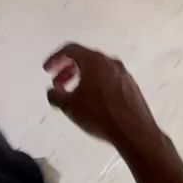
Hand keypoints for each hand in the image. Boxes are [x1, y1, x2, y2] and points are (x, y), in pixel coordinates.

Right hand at [43, 43, 169, 155]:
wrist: (135, 133)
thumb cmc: (100, 115)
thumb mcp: (68, 106)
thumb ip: (55, 95)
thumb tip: (53, 92)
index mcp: (93, 61)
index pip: (70, 49)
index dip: (55, 58)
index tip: (48, 69)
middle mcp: (110, 62)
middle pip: (84, 58)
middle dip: (67, 68)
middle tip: (58, 82)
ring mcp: (123, 74)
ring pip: (98, 69)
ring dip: (82, 77)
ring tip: (74, 94)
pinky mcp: (132, 87)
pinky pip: (109, 79)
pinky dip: (97, 84)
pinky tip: (93, 101)